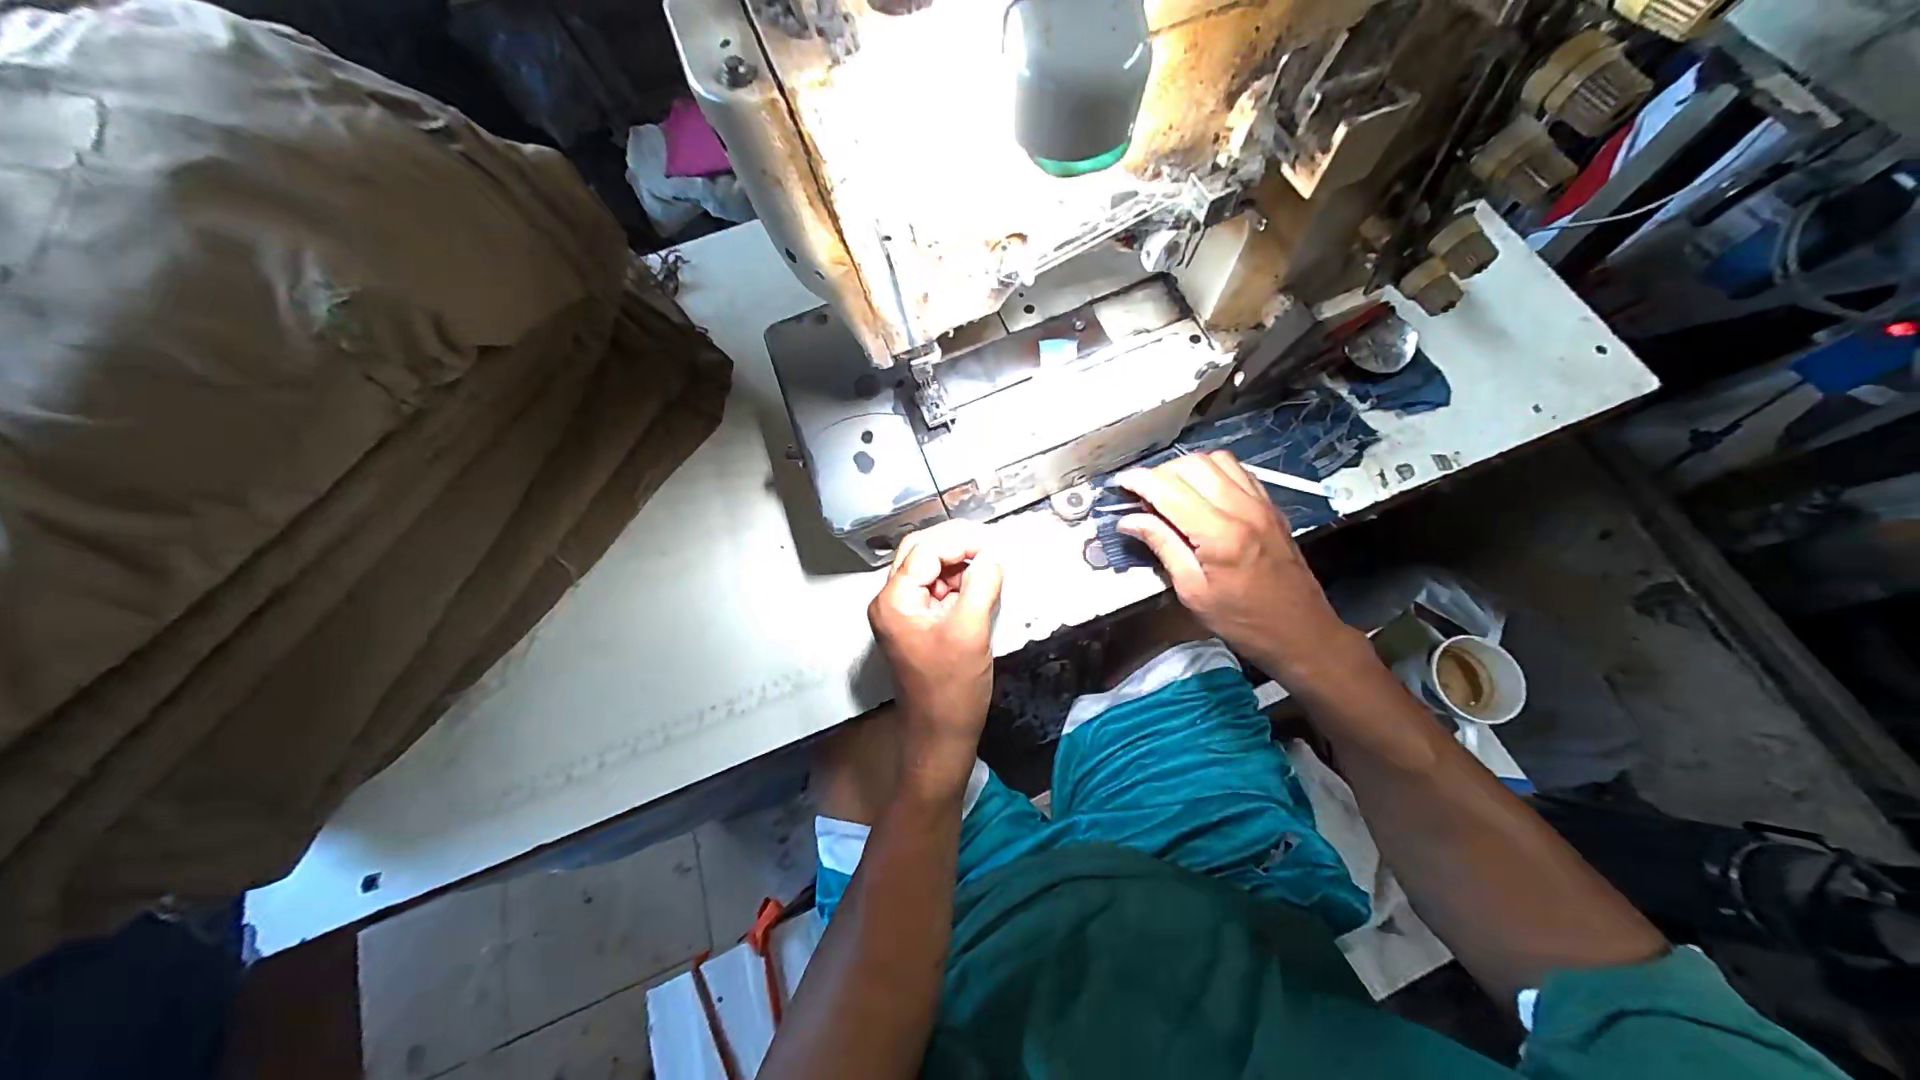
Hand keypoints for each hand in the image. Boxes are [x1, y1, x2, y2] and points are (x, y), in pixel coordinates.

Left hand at [868, 520, 1003, 798]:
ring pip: (928, 570)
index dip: (959, 541)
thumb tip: (992, 556)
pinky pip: (936, 591)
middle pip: (920, 553)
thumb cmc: (952, 689)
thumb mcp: (970, 631)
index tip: (992, 545)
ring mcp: (903, 613)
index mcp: (894, 601)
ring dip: (958, 563)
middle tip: (990, 546)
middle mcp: (891, 602)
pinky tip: (980, 585)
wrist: (940, 734)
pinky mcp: (918, 625)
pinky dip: (957, 583)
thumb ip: (980, 586)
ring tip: (990, 565)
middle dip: (955, 545)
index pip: (924, 551)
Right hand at [1115, 452, 1357, 681]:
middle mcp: (1242, 509)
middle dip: (1159, 474)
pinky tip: (1201, 493)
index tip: (1120, 485)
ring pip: (1215, 460)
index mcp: (1219, 534)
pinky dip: (1212, 472)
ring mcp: (1260, 503)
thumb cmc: (1242, 621)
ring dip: (1186, 469)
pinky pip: (1237, 471)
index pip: (1169, 490)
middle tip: (1143, 497)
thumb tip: (1130, 520)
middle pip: (1191, 466)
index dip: (1139, 482)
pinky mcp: (1270, 506)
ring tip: (1170, 493)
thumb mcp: (1192, 592)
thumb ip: (1163, 547)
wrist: (1300, 631)